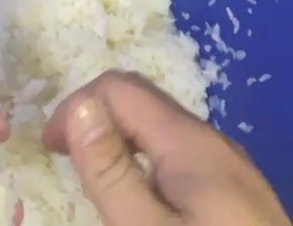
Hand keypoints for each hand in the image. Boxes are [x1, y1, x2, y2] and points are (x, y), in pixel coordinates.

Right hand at [43, 71, 288, 225]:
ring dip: (122, 144)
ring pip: (163, 133)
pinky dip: (149, 167)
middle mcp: (214, 144)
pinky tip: (145, 206)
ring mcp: (233, 172)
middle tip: (68, 164)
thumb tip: (78, 104)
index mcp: (190, 142)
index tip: (51, 153)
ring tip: (99, 186)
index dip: (76, 108)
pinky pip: (184, 163)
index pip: (119, 87)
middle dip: (97, 120)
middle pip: (142, 103)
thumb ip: (112, 171)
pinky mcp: (241, 201)